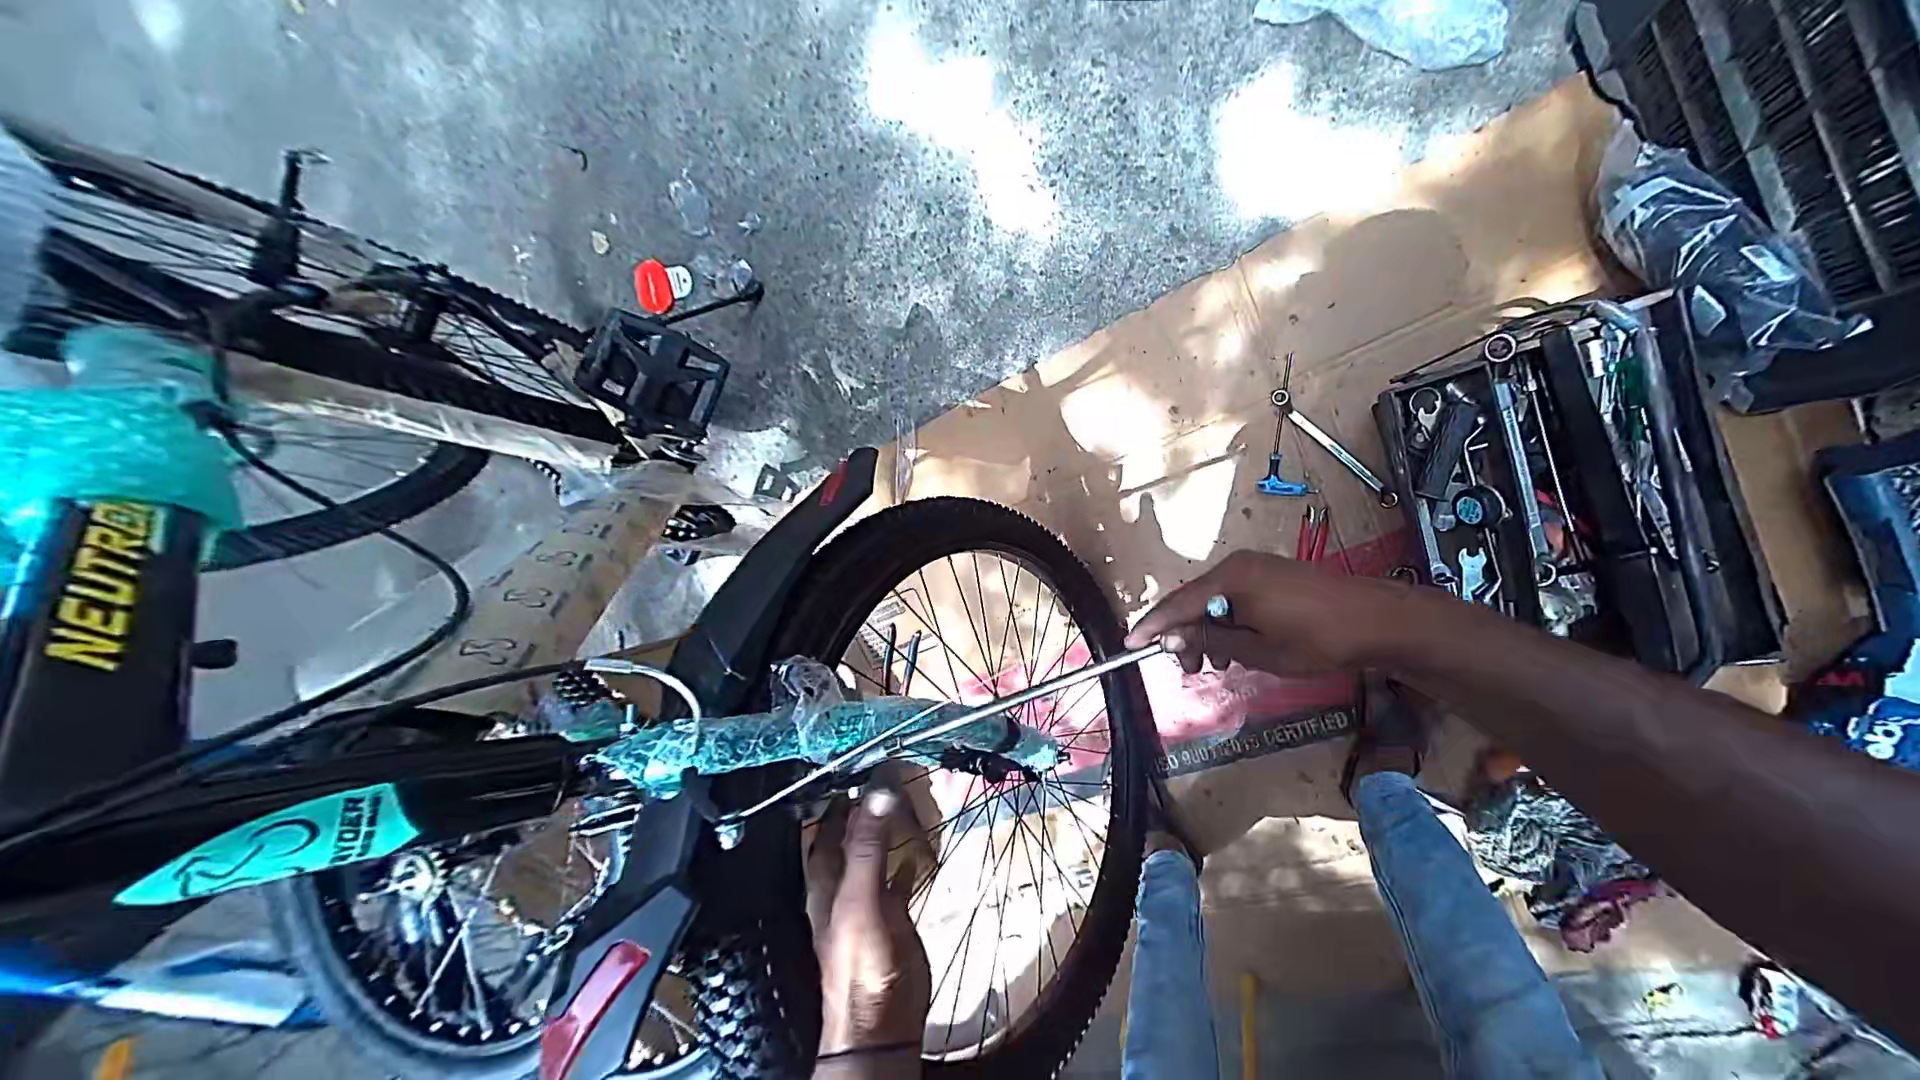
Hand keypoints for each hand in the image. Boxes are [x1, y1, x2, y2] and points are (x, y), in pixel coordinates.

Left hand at [814, 789, 930, 1062]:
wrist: (882, 1022)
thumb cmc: (862, 961)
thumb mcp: (861, 896)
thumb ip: (869, 846)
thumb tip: (879, 793)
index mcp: (825, 882)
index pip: (825, 832)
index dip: (835, 803)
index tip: (853, 775)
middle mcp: (843, 888)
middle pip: (849, 841)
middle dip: (862, 813)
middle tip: (881, 785)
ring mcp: (868, 903)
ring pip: (873, 857)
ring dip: (884, 834)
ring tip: (900, 806)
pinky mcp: (893, 919)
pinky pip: (897, 880)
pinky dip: (905, 862)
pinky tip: (918, 851)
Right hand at [1125, 549, 1439, 675]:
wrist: (1378, 620)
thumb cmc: (1316, 638)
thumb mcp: (1257, 648)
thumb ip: (1209, 639)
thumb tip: (1170, 637)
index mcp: (1229, 580)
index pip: (1177, 603)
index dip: (1153, 626)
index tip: (1131, 645)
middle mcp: (1237, 566)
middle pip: (1194, 601)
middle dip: (1186, 635)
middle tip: (1189, 669)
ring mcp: (1256, 568)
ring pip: (1215, 601)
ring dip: (1208, 632)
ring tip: (1217, 664)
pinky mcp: (1272, 575)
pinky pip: (1235, 598)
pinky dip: (1228, 622)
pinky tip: (1238, 647)